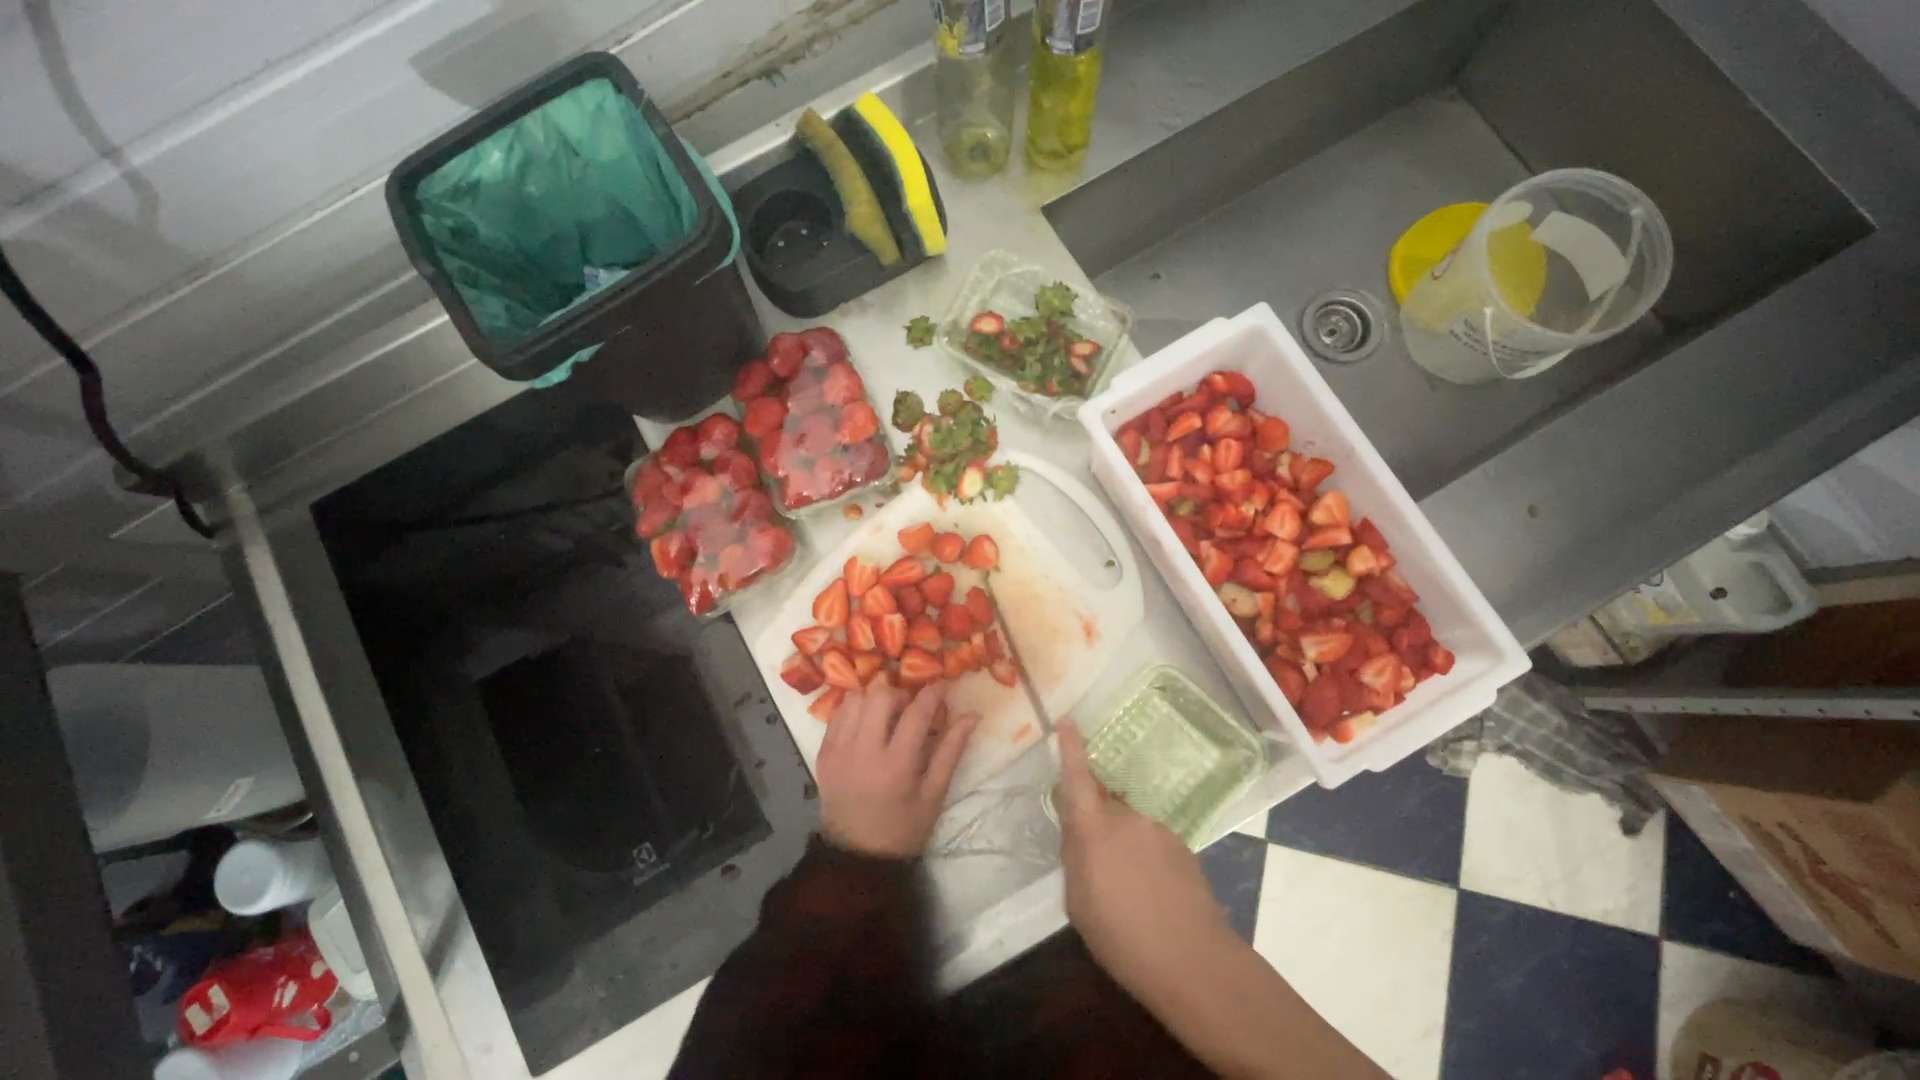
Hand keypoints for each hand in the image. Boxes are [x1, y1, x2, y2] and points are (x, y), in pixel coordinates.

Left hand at [816, 683, 978, 857]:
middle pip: (880, 696)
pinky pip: (838, 715)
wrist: (856, 856)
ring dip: (876, 699)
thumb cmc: (903, 829)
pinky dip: (856, 711)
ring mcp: (838, 751)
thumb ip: (951, 751)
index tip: (942, 687)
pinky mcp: (823, 753)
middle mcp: (863, 751)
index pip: (916, 713)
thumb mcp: (934, 794)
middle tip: (912, 708)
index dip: (933, 694)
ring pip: (855, 699)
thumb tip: (971, 716)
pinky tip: (868, 725)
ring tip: (888, 715)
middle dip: (901, 694)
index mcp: (896, 765)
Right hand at [1055, 718, 1233, 996]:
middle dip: (1096, 828)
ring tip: (1127, 897)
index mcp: (1094, 829)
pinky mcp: (1184, 849)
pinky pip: (1153, 846)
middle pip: (1104, 808)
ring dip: (1123, 850)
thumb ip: (1076, 859)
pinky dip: (1146, 864)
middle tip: (1095, 873)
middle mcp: (1128, 819)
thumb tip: (1079, 836)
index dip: (1071, 747)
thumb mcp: (1078, 902)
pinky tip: (1151, 900)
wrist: (1191, 959)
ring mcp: (1160, 832)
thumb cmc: (1121, 936)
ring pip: (1130, 830)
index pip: (1077, 778)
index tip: (1067, 719)